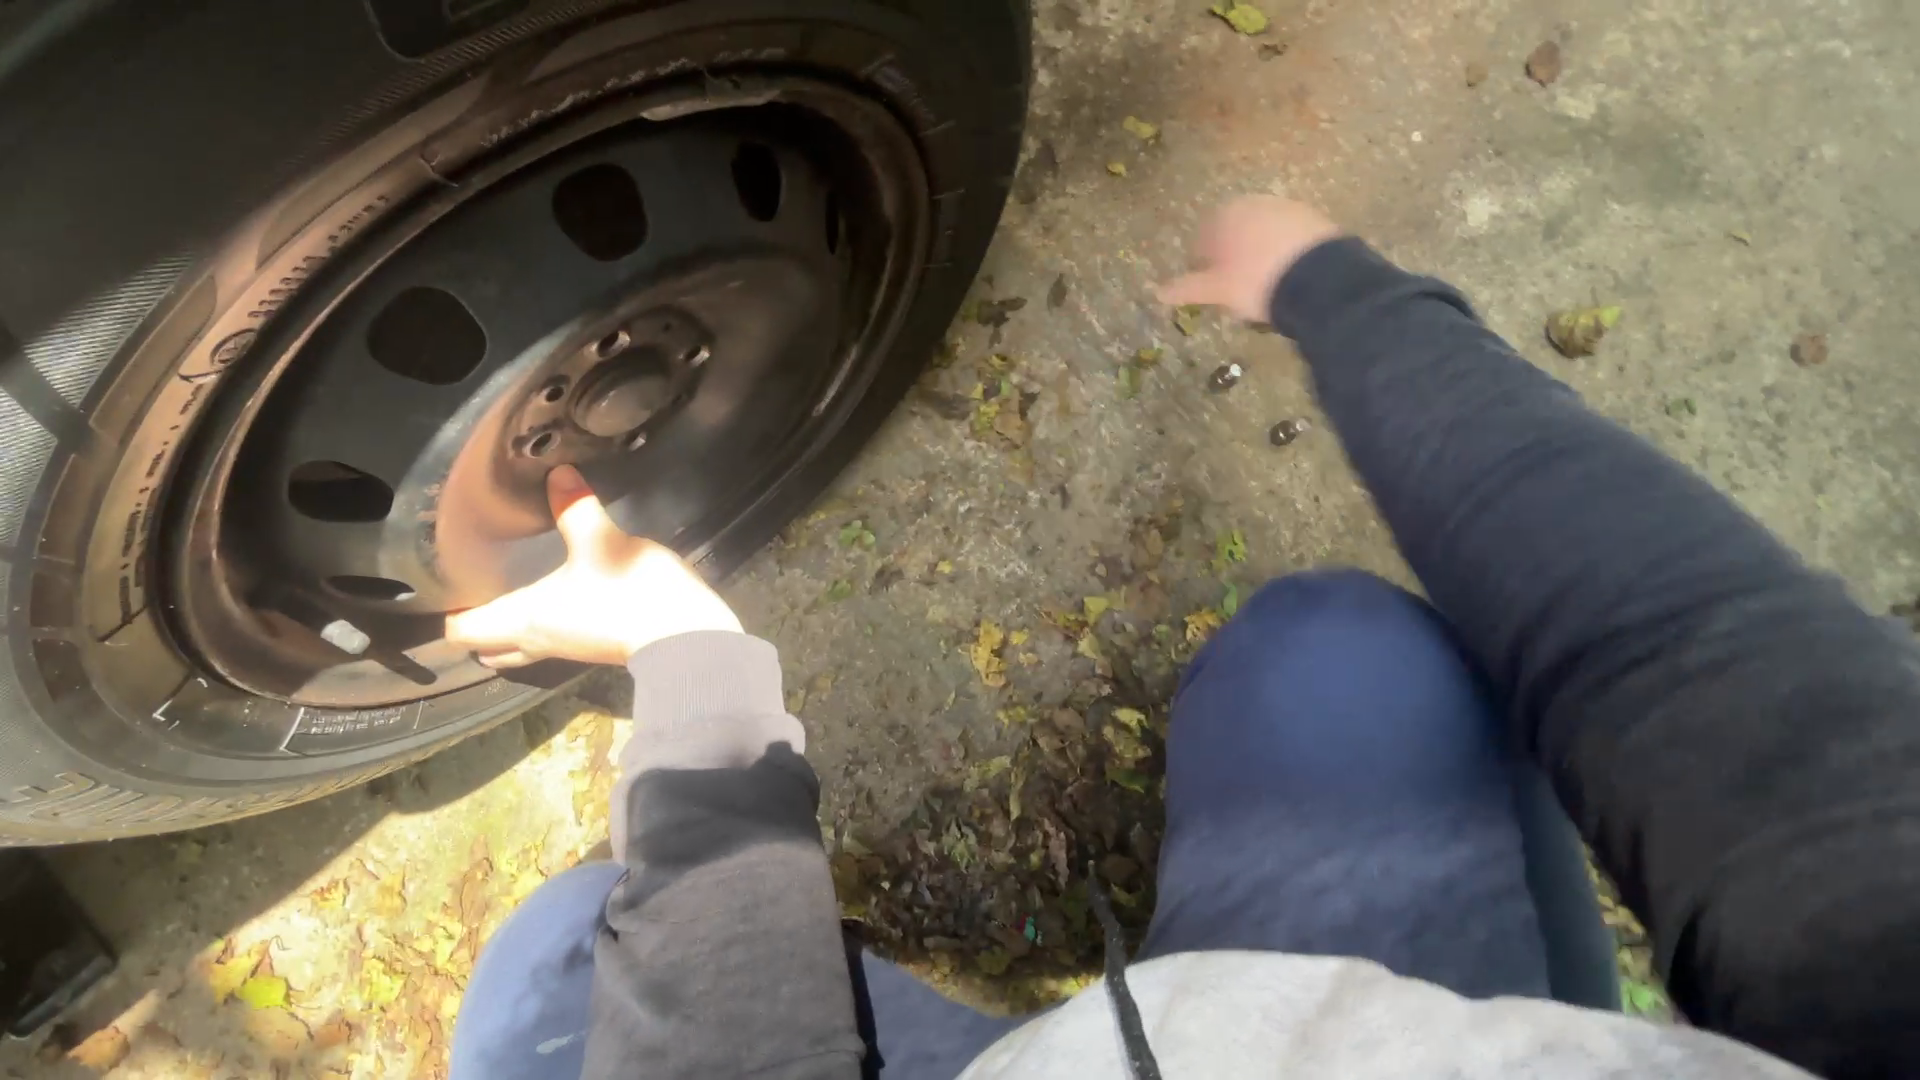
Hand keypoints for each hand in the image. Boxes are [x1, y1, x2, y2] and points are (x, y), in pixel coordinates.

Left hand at [445, 465, 741, 667]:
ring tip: (511, 595)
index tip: (444, 584)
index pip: (462, 629)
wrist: (689, 636)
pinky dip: (543, 626)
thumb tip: (557, 473)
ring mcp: (569, 648)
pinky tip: (559, 598)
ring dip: (509, 631)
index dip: (446, 610)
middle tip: (476, 590)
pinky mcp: (596, 647)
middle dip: (476, 625)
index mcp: (525, 618)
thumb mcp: (604, 542)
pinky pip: (552, 642)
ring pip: (520, 650)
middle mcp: (539, 640)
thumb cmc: (633, 593)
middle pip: (488, 648)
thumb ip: (577, 509)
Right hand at [1158, 196, 1343, 322]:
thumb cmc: (1255, 280)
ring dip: (1256, 253)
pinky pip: (1288, 238)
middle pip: (1234, 231)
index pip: (1204, 235)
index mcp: (1227, 214)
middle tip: (1231, 284)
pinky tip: (1285, 276)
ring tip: (1260, 284)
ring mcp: (1288, 208)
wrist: (1318, 278)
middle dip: (1230, 254)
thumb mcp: (1216, 289)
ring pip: (1262, 233)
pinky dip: (1282, 253)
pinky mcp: (1315, 220)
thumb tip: (1157, 292)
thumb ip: (1187, 288)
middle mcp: (1256, 203)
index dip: (1202, 260)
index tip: (1205, 281)